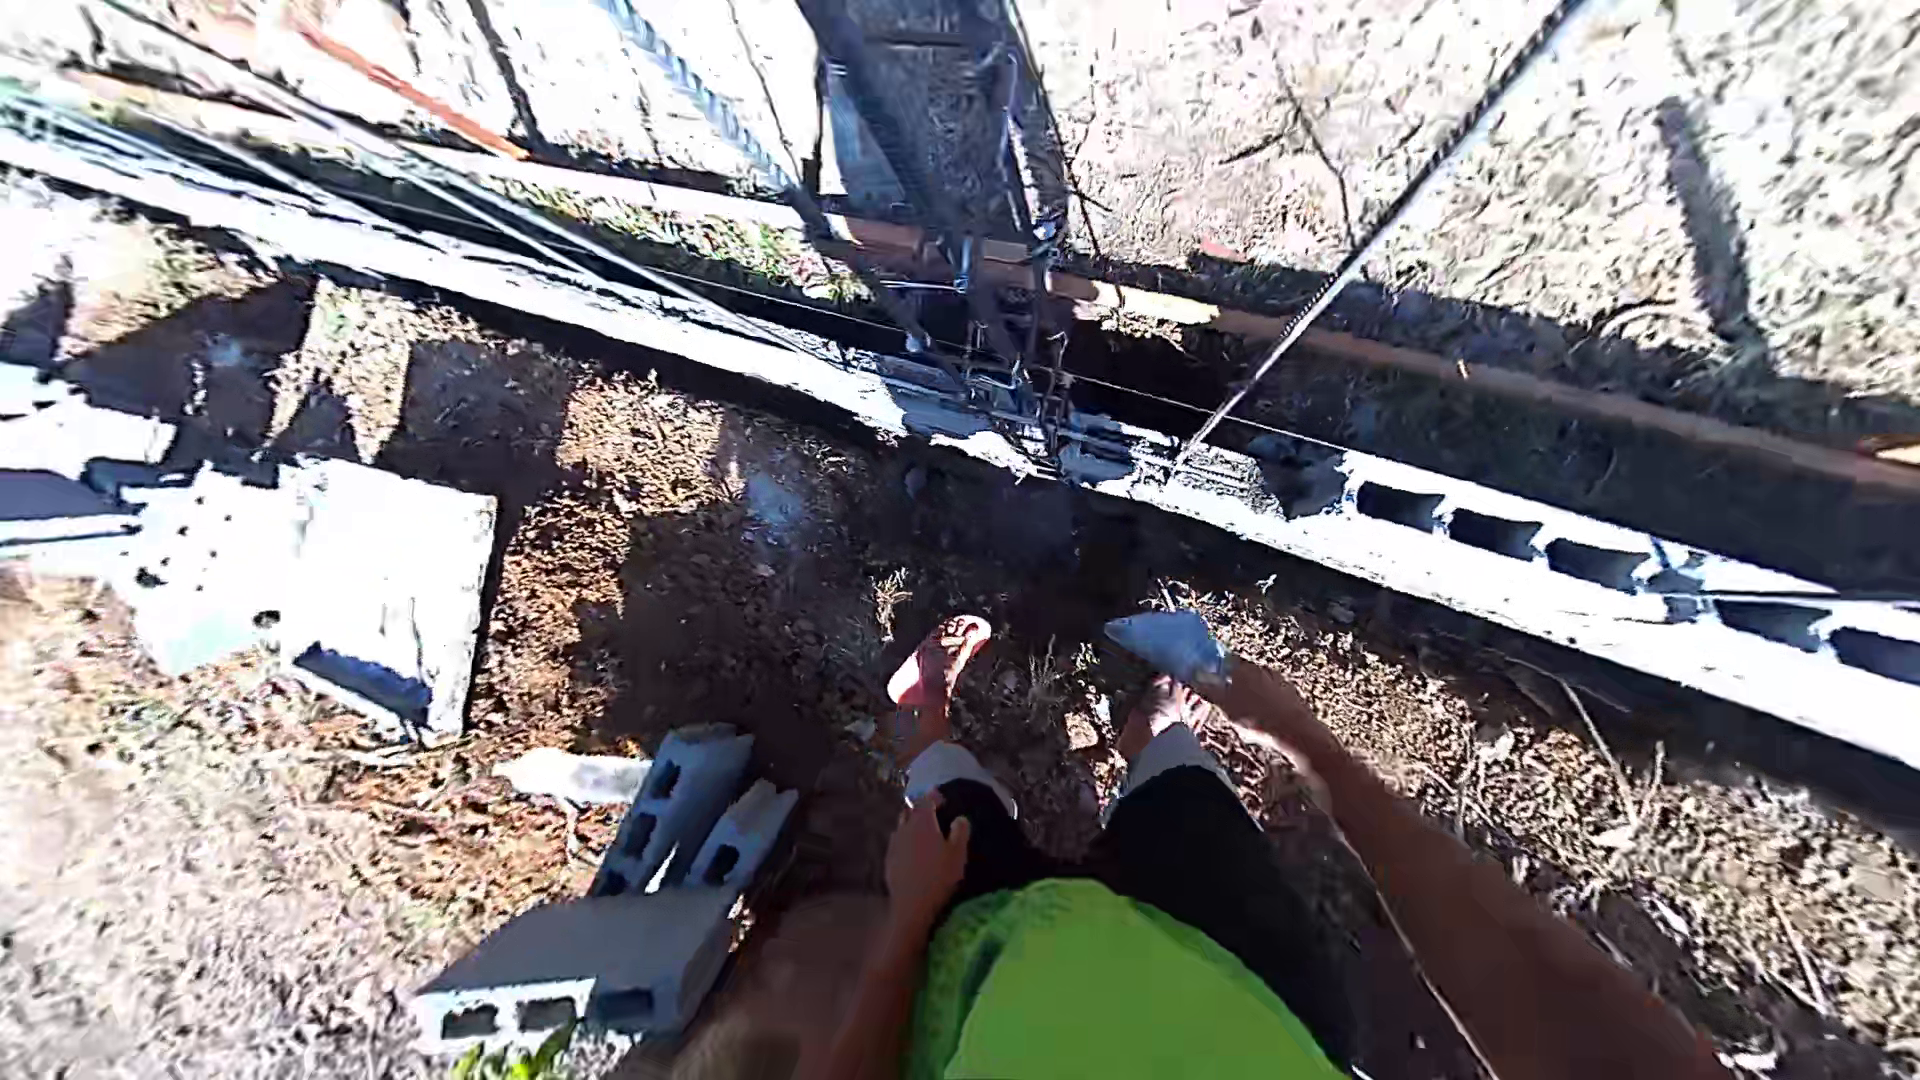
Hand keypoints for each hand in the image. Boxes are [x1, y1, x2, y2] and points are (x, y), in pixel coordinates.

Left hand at [883, 792, 970, 932]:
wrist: (911, 906)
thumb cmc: (939, 877)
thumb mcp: (958, 854)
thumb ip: (960, 831)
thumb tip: (960, 817)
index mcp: (922, 821)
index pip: (926, 799)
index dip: (934, 795)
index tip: (942, 799)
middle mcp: (905, 827)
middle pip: (910, 809)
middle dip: (920, 807)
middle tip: (932, 812)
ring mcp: (894, 843)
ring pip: (901, 824)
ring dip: (911, 822)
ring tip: (922, 830)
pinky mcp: (888, 858)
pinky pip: (897, 841)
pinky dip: (904, 839)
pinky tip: (911, 849)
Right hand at [1199, 658, 1340, 769]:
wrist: (1298, 734)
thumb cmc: (1257, 718)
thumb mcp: (1224, 706)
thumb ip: (1207, 688)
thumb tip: (1191, 675)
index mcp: (1243, 667)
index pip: (1224, 659)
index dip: (1214, 667)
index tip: (1207, 676)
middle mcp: (1262, 669)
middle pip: (1241, 670)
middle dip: (1232, 680)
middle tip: (1224, 696)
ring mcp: (1279, 681)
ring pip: (1258, 682)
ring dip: (1249, 691)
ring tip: (1243, 709)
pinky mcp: (1293, 695)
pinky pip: (1272, 694)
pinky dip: (1265, 701)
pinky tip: (1262, 716)